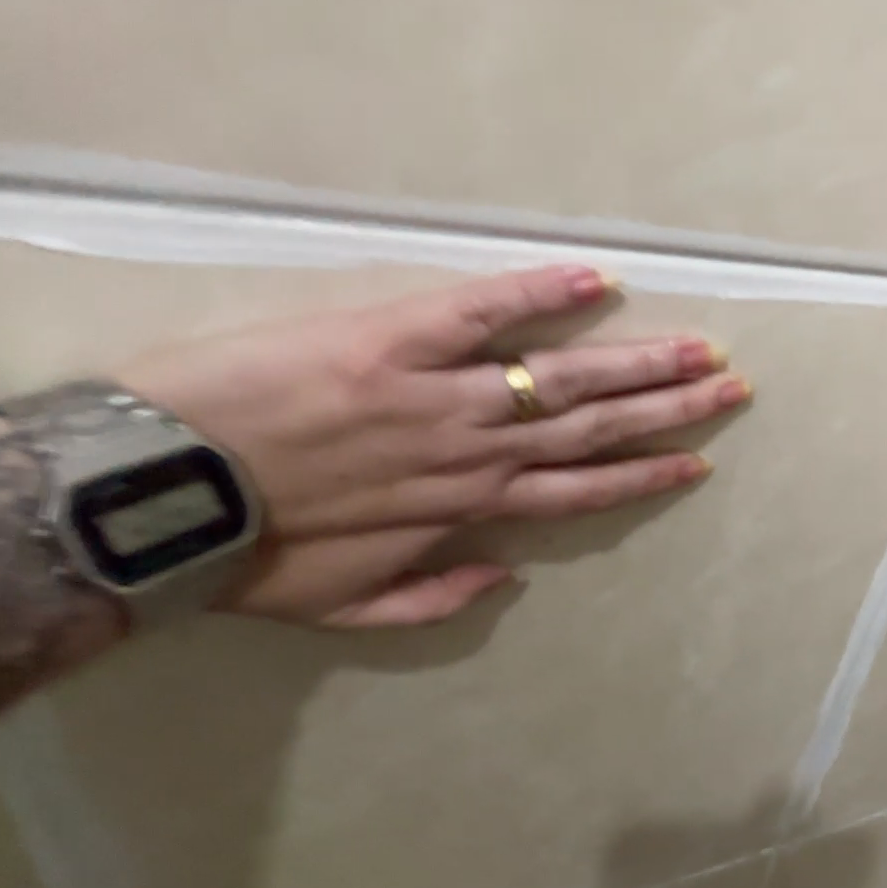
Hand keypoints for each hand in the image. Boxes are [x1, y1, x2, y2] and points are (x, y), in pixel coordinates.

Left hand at [116, 265, 751, 628]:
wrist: (155, 496)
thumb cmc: (254, 553)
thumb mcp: (342, 607)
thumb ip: (431, 600)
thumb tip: (507, 581)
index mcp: (475, 505)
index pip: (585, 489)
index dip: (647, 474)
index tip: (697, 459)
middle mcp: (483, 448)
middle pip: (598, 425)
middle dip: (672, 407)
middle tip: (731, 386)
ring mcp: (447, 391)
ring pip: (564, 375)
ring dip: (639, 362)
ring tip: (698, 348)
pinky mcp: (399, 338)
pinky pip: (482, 311)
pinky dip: (539, 294)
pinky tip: (597, 281)